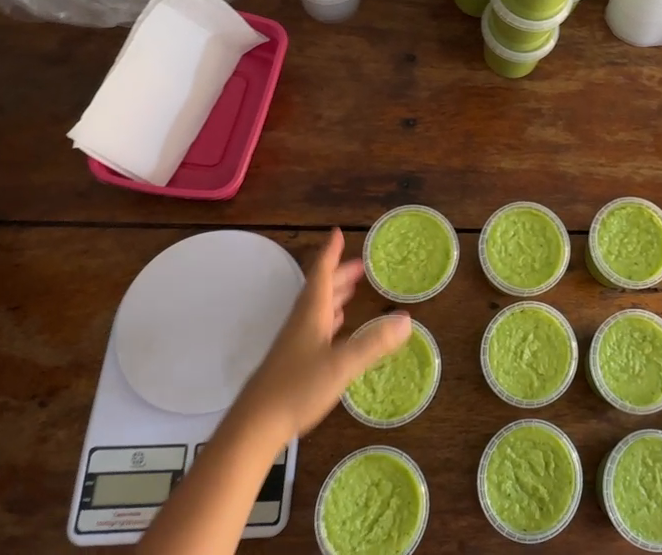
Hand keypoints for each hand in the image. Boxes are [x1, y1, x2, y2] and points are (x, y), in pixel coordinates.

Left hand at [230, 228, 411, 443]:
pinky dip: (327, 318)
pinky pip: (313, 327)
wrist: (255, 426)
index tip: (337, 233)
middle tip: (360, 266)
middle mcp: (301, 323)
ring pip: (315, 308)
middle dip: (339, 274)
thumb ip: (373, 343)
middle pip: (319, 290)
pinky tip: (334, 327)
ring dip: (333, 295)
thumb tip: (406, 319)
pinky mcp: (292, 362)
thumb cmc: (297, 389)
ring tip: (350, 290)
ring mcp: (294, 343)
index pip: (321, 275)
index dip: (330, 254)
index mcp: (310, 315)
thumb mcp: (342, 365)